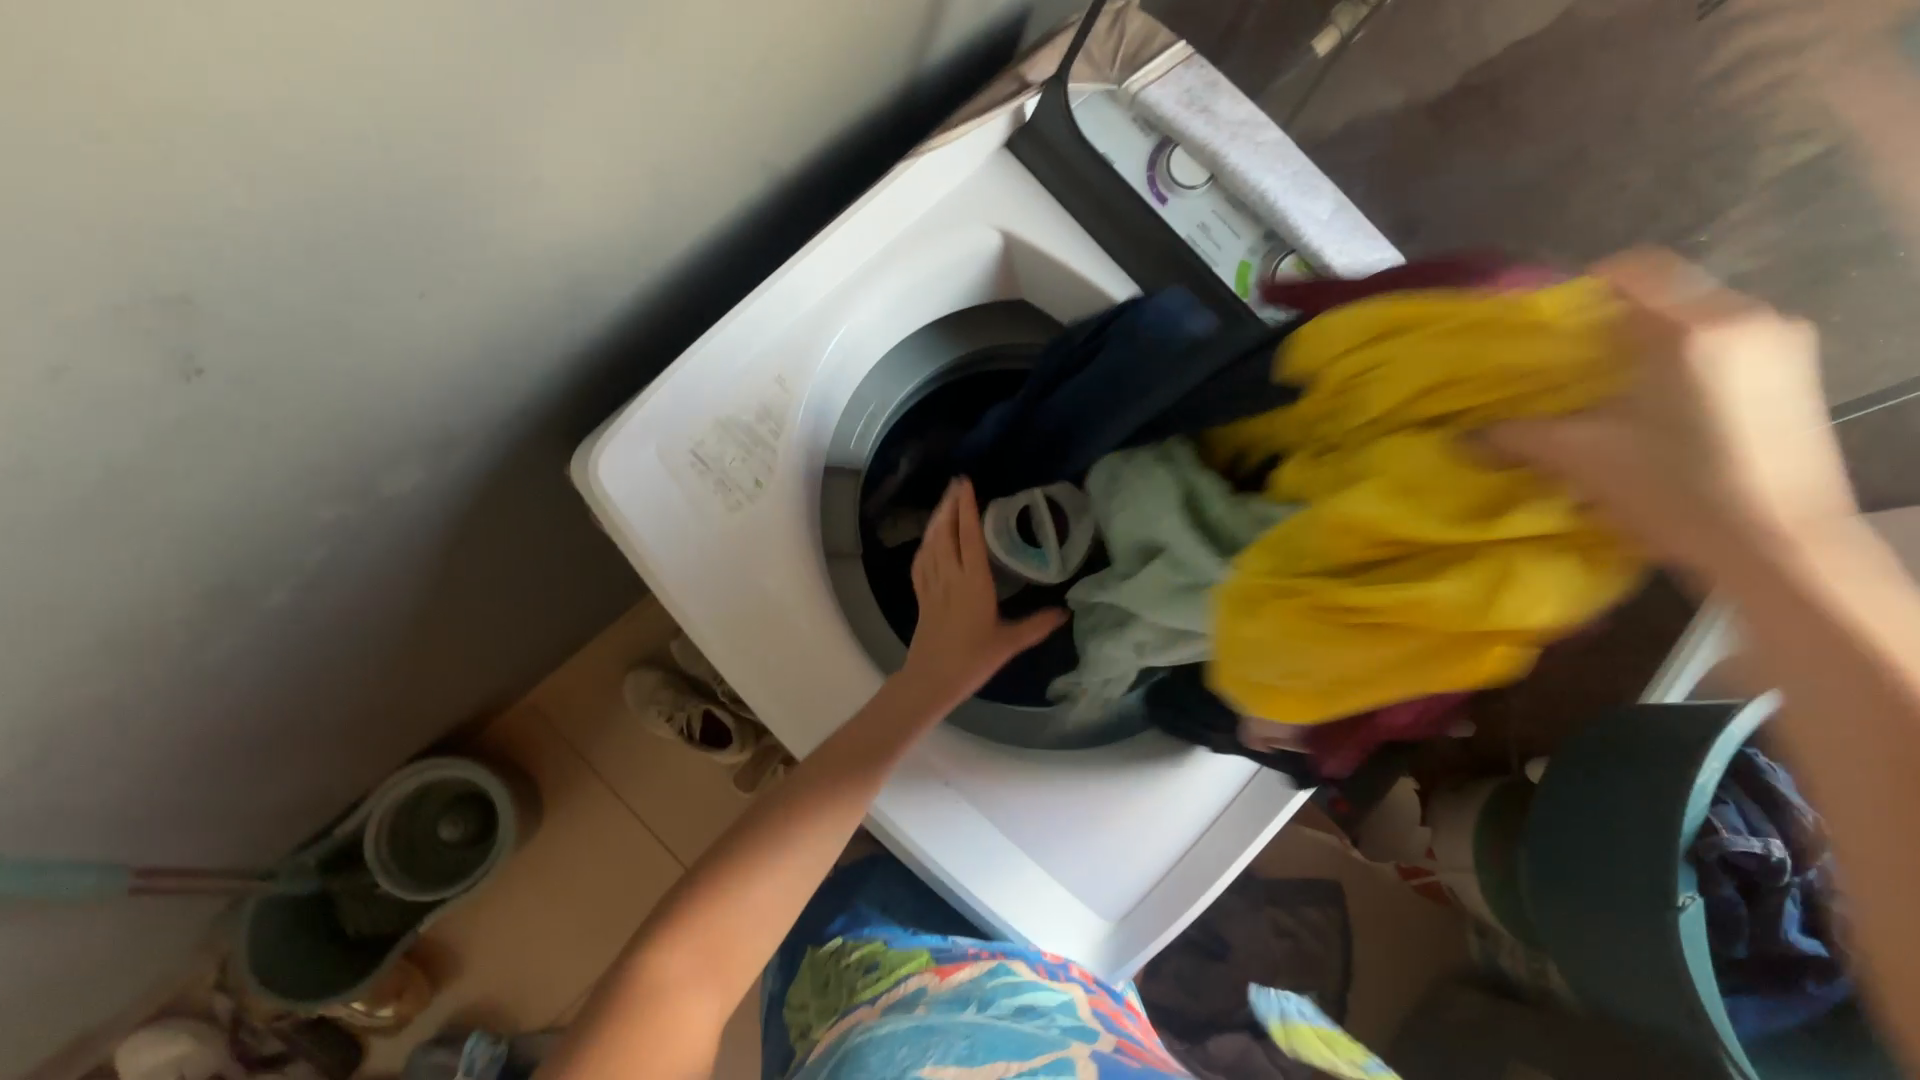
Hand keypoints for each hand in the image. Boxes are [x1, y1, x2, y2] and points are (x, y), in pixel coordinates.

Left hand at [899, 478, 1066, 706]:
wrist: (932, 679)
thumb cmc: (972, 660)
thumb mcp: (1010, 643)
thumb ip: (1037, 625)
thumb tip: (1065, 612)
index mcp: (973, 582)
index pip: (969, 536)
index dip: (967, 508)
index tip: (967, 484)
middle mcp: (950, 577)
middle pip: (946, 532)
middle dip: (950, 505)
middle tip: (955, 483)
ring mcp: (932, 585)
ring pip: (931, 543)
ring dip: (936, 519)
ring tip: (944, 502)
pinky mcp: (921, 596)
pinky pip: (921, 562)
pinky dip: (925, 544)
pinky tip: (928, 539)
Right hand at [1486, 248, 1856, 571]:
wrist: (1781, 546)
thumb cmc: (1677, 493)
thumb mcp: (1583, 460)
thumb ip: (1518, 435)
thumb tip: (1465, 434)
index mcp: (1690, 329)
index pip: (1629, 270)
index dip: (1581, 291)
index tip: (1550, 331)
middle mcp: (1744, 318)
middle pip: (1662, 295)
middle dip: (1611, 327)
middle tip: (1573, 369)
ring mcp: (1781, 343)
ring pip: (1695, 320)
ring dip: (1649, 346)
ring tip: (1615, 393)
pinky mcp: (1798, 372)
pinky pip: (1726, 343)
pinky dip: (1685, 362)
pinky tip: (1663, 409)